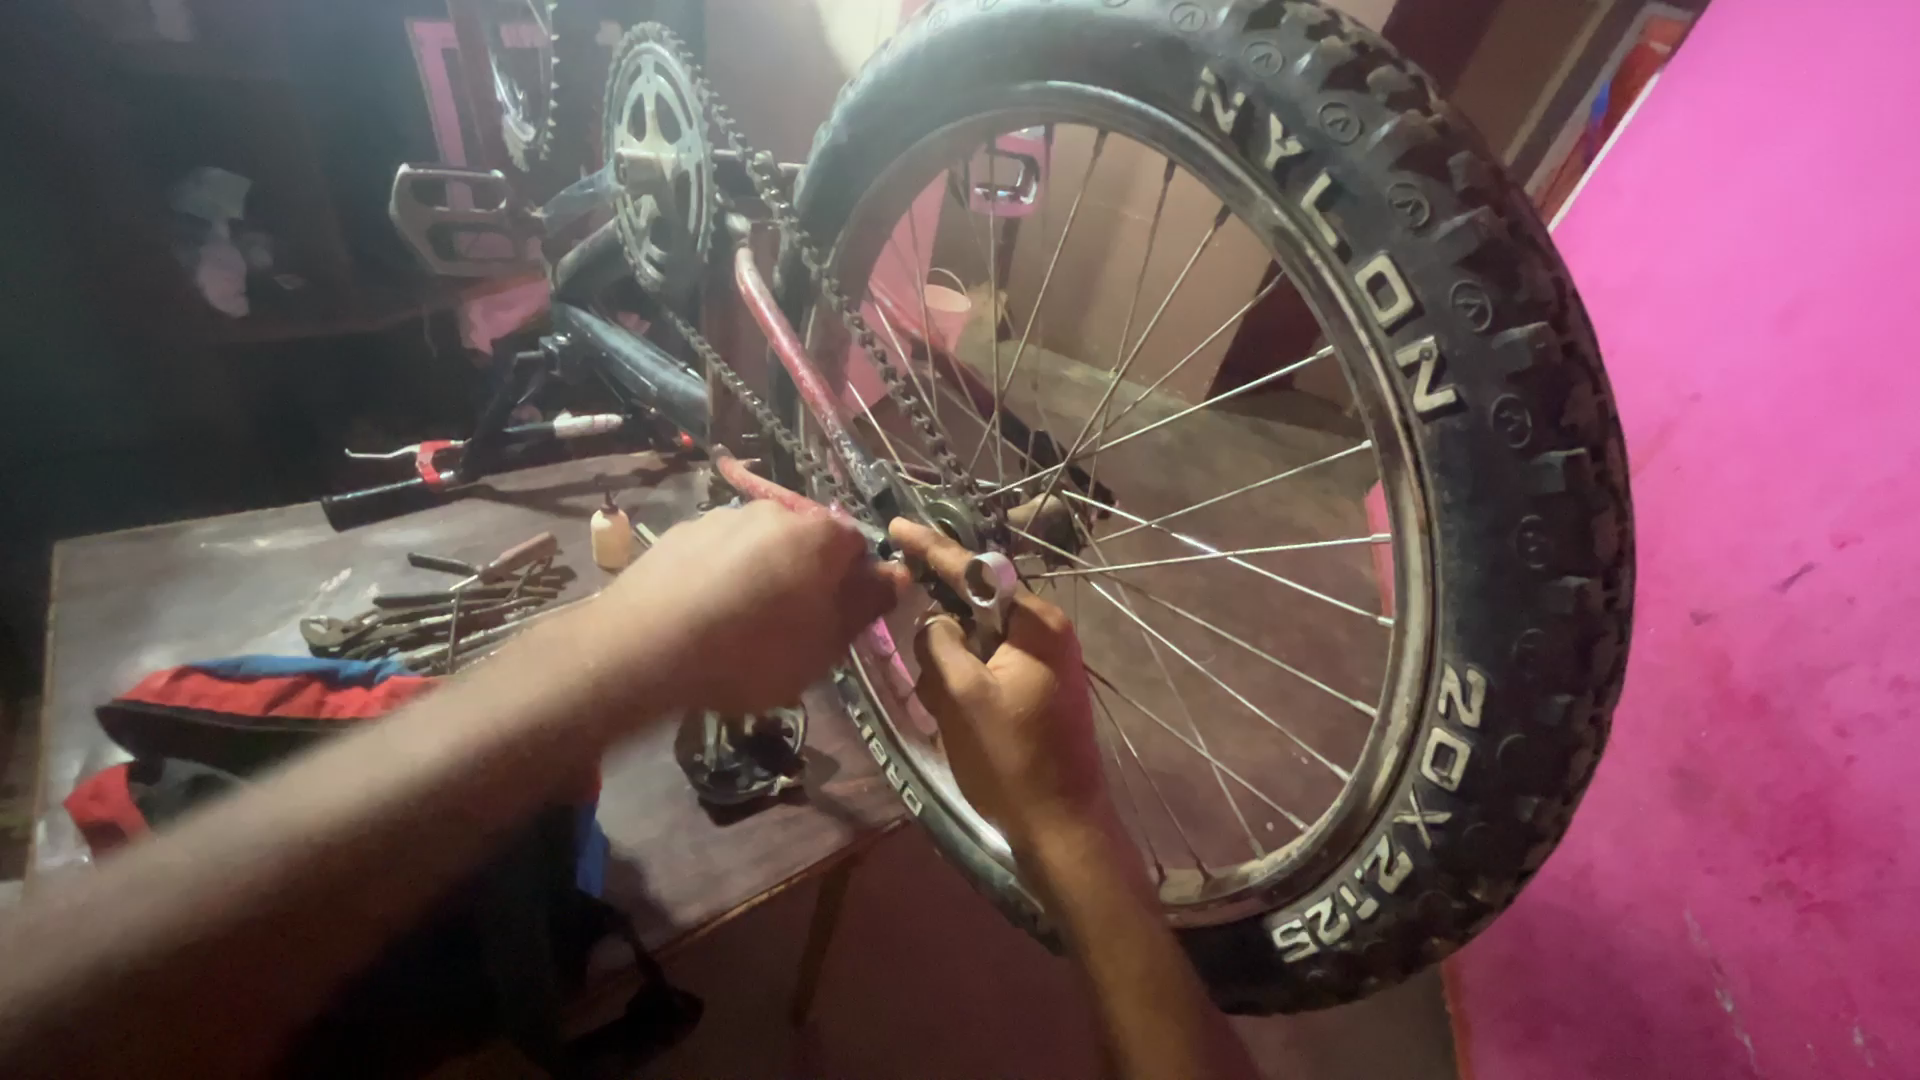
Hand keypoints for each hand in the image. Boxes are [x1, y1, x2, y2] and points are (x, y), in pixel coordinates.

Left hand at [599, 501, 908, 712]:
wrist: (646, 649)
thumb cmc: (754, 651)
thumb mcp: (826, 643)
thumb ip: (867, 603)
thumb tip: (896, 573)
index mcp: (820, 534)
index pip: (858, 548)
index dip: (854, 585)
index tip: (838, 621)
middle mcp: (774, 511)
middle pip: (808, 543)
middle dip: (808, 577)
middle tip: (793, 627)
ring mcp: (723, 517)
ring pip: (761, 546)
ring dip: (764, 575)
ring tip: (741, 625)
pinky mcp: (680, 533)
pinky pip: (719, 553)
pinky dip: (723, 575)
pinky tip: (705, 614)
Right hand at [891, 519, 1108, 848]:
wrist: (1062, 827)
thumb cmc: (1011, 761)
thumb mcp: (961, 697)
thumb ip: (939, 644)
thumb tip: (934, 622)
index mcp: (1036, 624)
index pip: (976, 572)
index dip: (932, 549)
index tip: (898, 526)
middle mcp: (1047, 632)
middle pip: (978, 609)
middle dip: (941, 632)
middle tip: (922, 669)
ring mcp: (1048, 661)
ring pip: (980, 642)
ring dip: (952, 667)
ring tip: (943, 709)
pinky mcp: (1041, 687)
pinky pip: (992, 667)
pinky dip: (967, 683)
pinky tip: (958, 717)